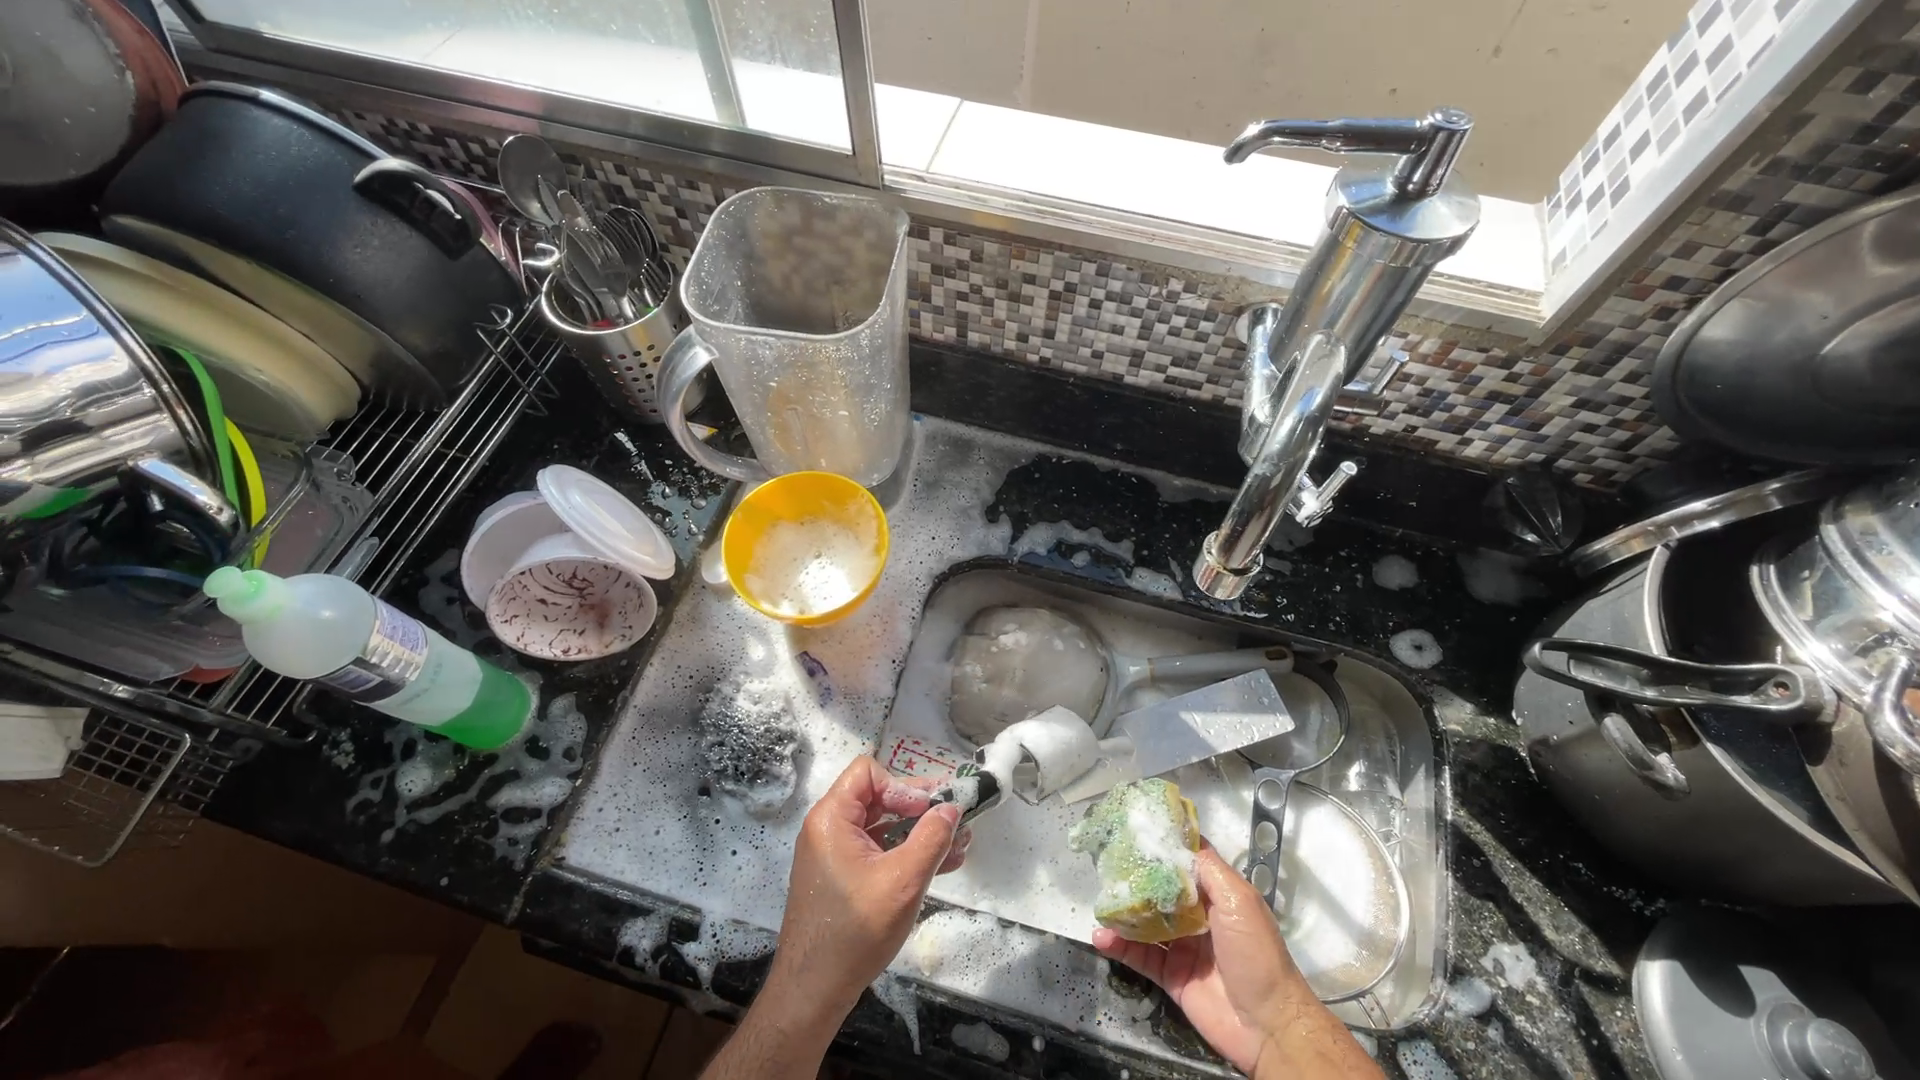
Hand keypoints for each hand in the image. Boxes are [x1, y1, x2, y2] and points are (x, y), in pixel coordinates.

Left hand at [768, 756, 971, 1020]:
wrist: (814, 991)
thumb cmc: (856, 930)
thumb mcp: (903, 880)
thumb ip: (931, 838)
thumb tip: (951, 807)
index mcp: (831, 819)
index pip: (869, 773)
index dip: (903, 785)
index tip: (929, 812)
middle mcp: (828, 829)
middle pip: (878, 797)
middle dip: (920, 808)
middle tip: (957, 820)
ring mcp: (834, 855)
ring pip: (883, 826)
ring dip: (920, 833)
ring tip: (960, 846)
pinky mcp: (842, 878)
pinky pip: (878, 851)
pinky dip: (906, 854)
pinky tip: (941, 865)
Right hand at [1094, 844, 1377, 1077]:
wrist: (1266, 1024)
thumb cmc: (1256, 953)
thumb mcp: (1239, 900)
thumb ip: (1208, 869)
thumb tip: (1179, 839)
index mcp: (1218, 895)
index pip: (1187, 862)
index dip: (1164, 846)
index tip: (1135, 828)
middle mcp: (1199, 916)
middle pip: (1161, 890)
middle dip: (1135, 878)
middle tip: (1104, 863)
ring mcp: (1183, 946)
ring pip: (1145, 922)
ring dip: (1122, 912)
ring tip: (1099, 902)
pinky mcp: (1170, 975)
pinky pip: (1139, 956)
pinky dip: (1119, 946)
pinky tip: (1101, 937)